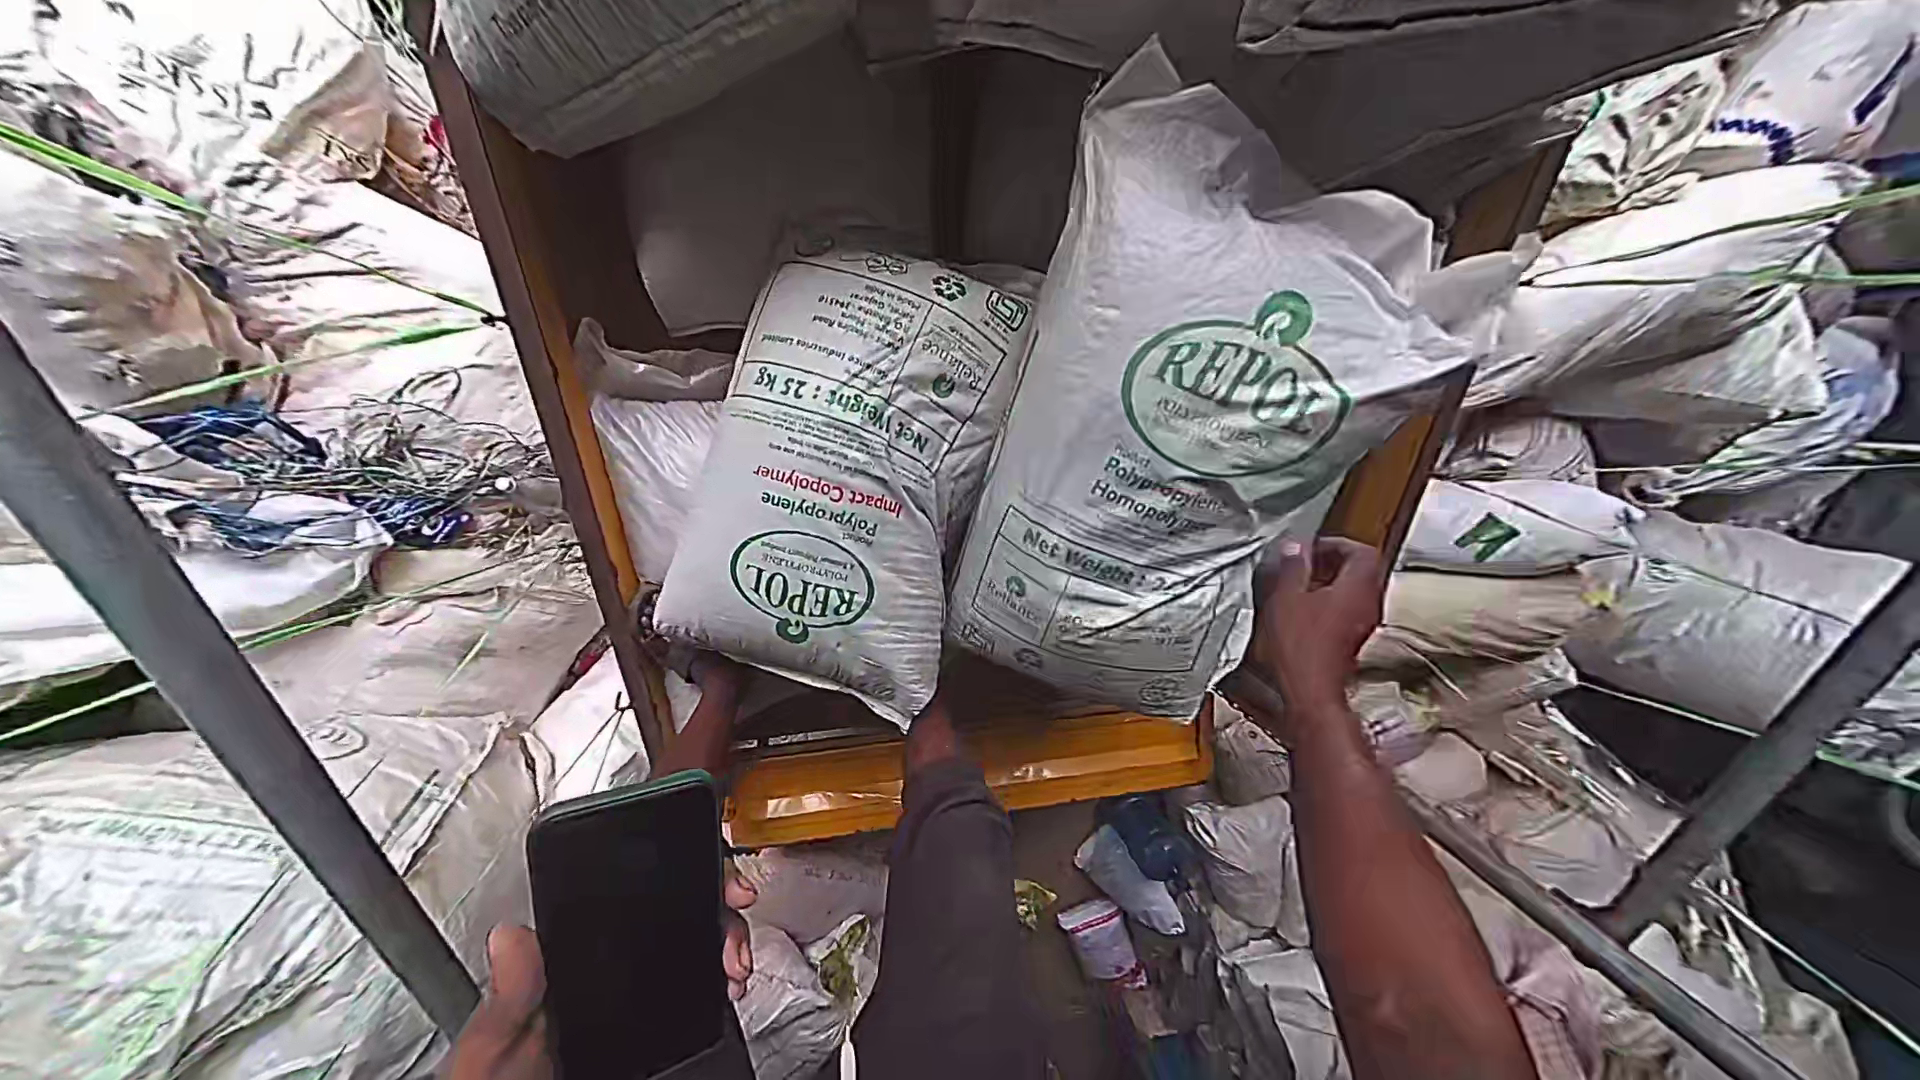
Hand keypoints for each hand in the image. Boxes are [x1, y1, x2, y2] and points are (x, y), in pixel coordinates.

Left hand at [447, 867, 758, 1077]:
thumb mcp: (493, 1051)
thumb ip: (507, 1000)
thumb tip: (509, 935)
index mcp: (576, 953)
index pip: (636, 890)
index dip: (682, 873)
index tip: (713, 879)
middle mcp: (614, 959)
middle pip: (682, 907)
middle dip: (719, 904)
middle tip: (737, 914)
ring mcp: (641, 986)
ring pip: (700, 937)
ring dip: (730, 937)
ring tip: (736, 963)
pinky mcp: (663, 1019)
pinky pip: (703, 980)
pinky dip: (726, 973)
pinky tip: (732, 983)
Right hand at [1253, 537, 1383, 727]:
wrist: (1309, 689)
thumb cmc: (1300, 645)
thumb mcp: (1286, 596)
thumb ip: (1293, 567)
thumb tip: (1296, 548)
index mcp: (1358, 587)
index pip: (1362, 552)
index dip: (1337, 543)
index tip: (1312, 547)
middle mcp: (1369, 604)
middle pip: (1362, 570)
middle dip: (1332, 561)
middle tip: (1305, 562)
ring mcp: (1363, 624)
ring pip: (1354, 591)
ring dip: (1330, 582)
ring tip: (1300, 584)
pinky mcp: (1352, 640)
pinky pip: (1346, 610)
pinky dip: (1328, 602)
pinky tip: (1302, 609)